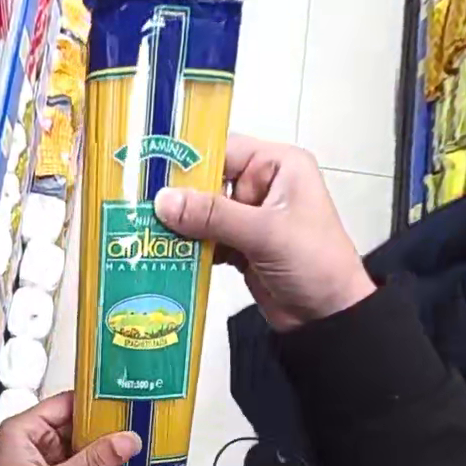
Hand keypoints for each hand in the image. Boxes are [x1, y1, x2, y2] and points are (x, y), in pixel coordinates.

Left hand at [0, 392, 141, 465]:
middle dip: (105, 424)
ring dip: (104, 445)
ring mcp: (44, 458)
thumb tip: (128, 440)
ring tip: (136, 440)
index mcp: (24, 429)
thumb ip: (92, 463)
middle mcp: (34, 438)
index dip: (95, 399)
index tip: (126, 397)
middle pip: (77, 422)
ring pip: (81, 443)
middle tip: (139, 421)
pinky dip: (98, 463)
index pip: (65, 402)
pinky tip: (121, 463)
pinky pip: (81, 462)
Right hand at [153, 136, 375, 330]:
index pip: (224, 149)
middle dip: (177, 197)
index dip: (188, 158)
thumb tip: (165, 201)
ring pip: (203, 215)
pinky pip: (206, 242)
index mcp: (277, 167)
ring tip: (145, 231)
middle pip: (207, 182)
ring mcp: (249, 220)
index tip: (150, 169)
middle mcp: (262, 188)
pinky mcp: (240, 249)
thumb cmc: (316, 265)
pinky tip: (165, 254)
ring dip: (179, 226)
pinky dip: (188, 249)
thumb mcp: (265, 233)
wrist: (327, 316)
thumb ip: (214, 215)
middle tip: (137, 205)